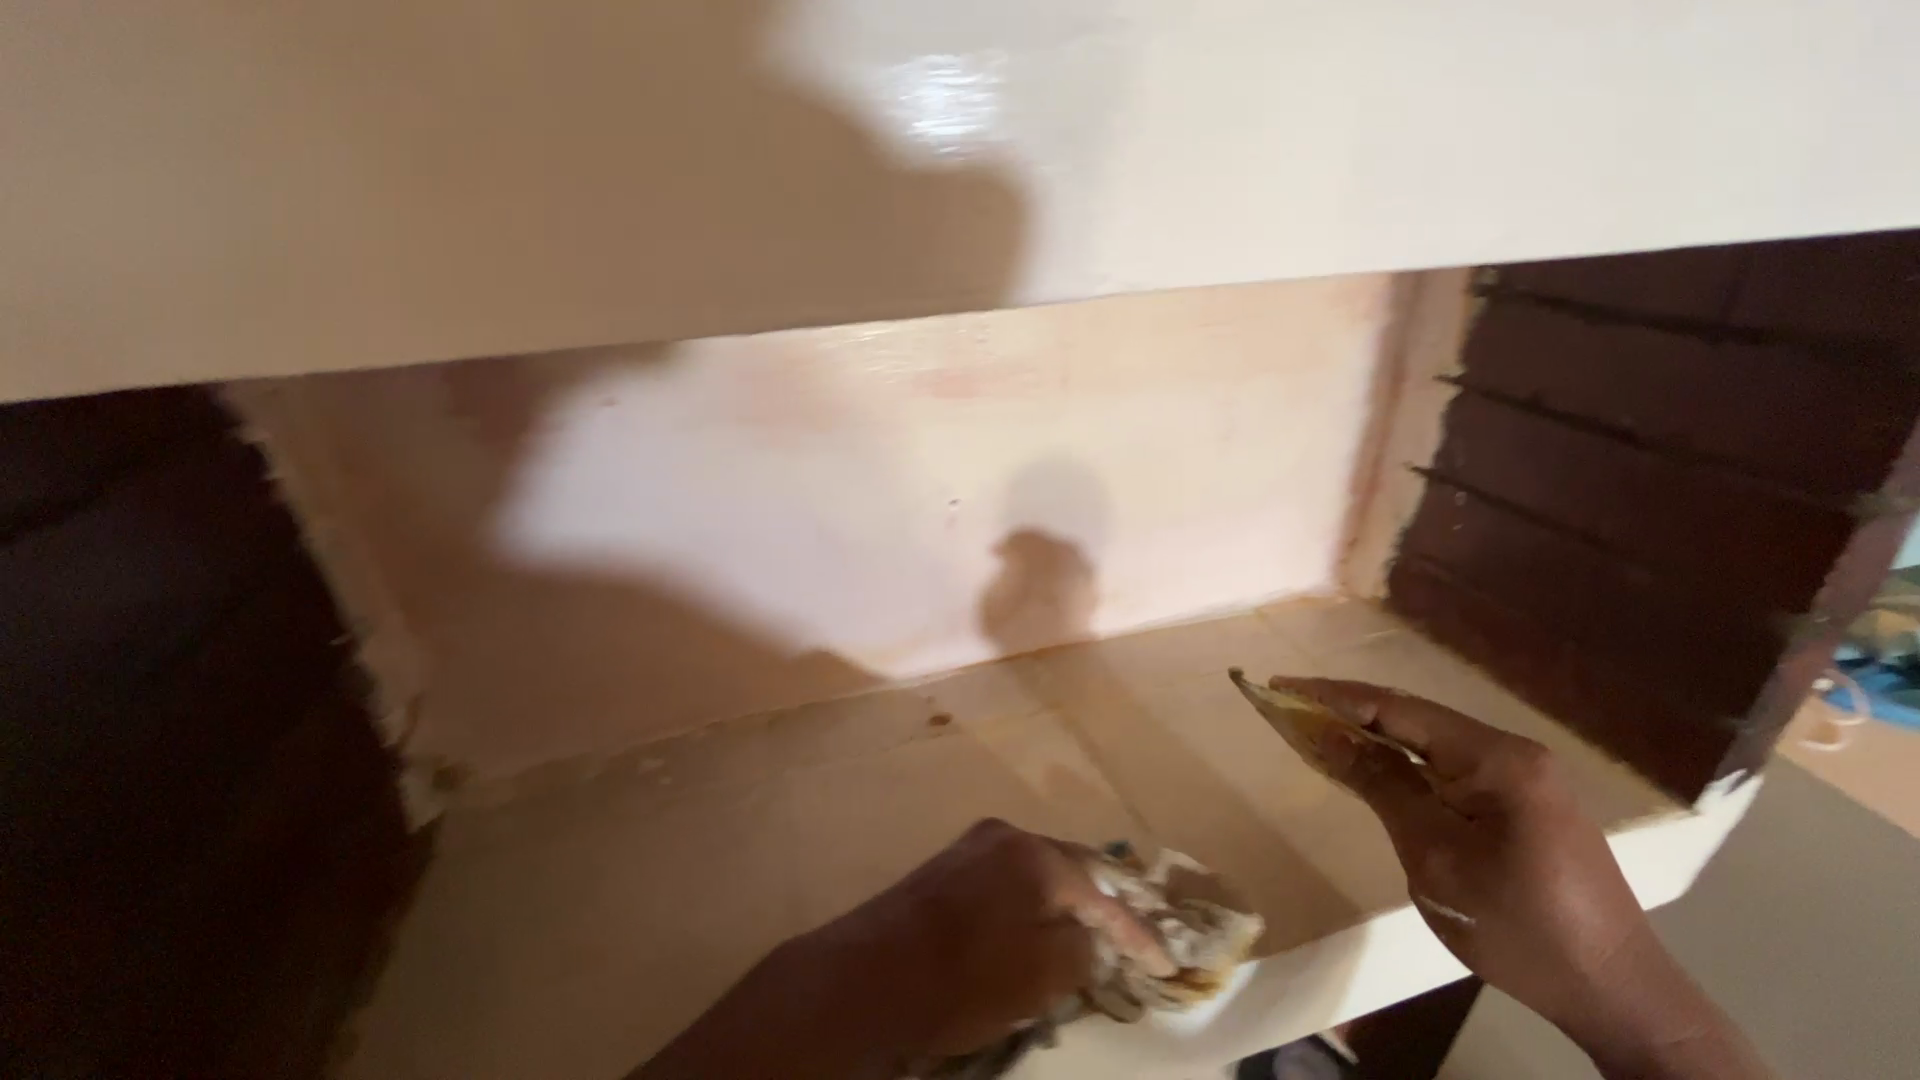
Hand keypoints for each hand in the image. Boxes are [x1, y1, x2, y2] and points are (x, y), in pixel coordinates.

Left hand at [813, 818, 1173, 1059]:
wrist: (868, 976)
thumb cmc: (964, 977)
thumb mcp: (1041, 977)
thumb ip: (1082, 949)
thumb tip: (1087, 936)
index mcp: (1036, 855)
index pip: (1103, 896)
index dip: (1137, 934)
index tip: (1164, 963)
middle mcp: (1004, 835)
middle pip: (1069, 869)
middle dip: (1100, 904)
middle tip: (1129, 934)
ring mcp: (970, 847)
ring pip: (1034, 872)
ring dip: (1061, 902)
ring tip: (1085, 931)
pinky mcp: (944, 867)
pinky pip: (1005, 880)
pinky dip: (1028, 903)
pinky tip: (1033, 925)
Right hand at [1273, 679, 1772, 1079]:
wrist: (1616, 992)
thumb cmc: (1517, 926)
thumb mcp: (1434, 855)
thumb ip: (1382, 786)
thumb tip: (1329, 735)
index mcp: (1496, 758)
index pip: (1397, 708)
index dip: (1333, 696)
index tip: (1279, 688)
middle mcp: (1513, 753)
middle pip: (1414, 718)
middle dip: (1348, 712)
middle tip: (1288, 711)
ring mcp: (1523, 778)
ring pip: (1430, 743)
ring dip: (1374, 738)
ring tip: (1316, 735)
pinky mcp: (1523, 804)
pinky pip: (1449, 768)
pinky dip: (1403, 765)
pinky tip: (1372, 769)